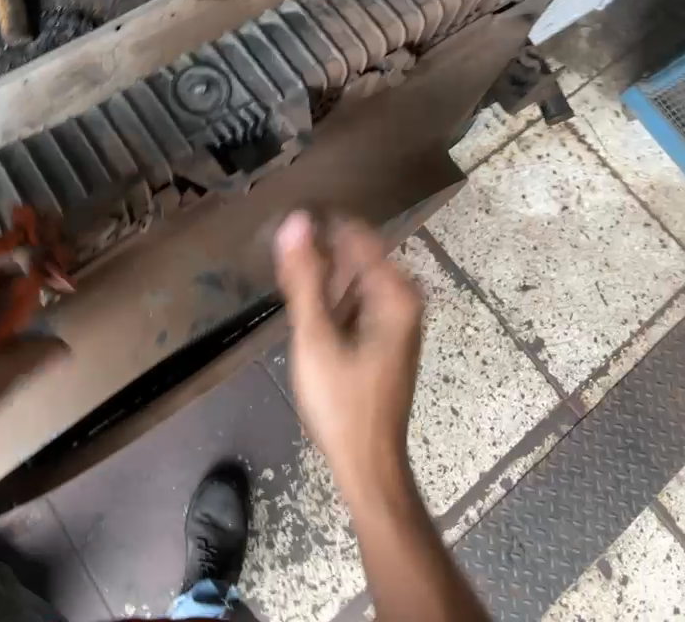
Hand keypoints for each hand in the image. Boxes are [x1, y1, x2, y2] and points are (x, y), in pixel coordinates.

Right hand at [273, 210, 423, 496]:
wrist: (367, 464)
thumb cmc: (341, 403)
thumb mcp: (315, 336)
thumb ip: (303, 276)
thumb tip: (294, 220)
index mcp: (396, 292)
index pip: (353, 233)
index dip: (316, 228)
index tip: (281, 231)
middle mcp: (403, 298)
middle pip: (352, 256)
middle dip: (315, 259)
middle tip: (281, 276)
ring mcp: (395, 318)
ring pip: (349, 280)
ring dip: (319, 282)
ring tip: (290, 297)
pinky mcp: (384, 336)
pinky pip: (353, 302)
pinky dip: (329, 303)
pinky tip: (306, 320)